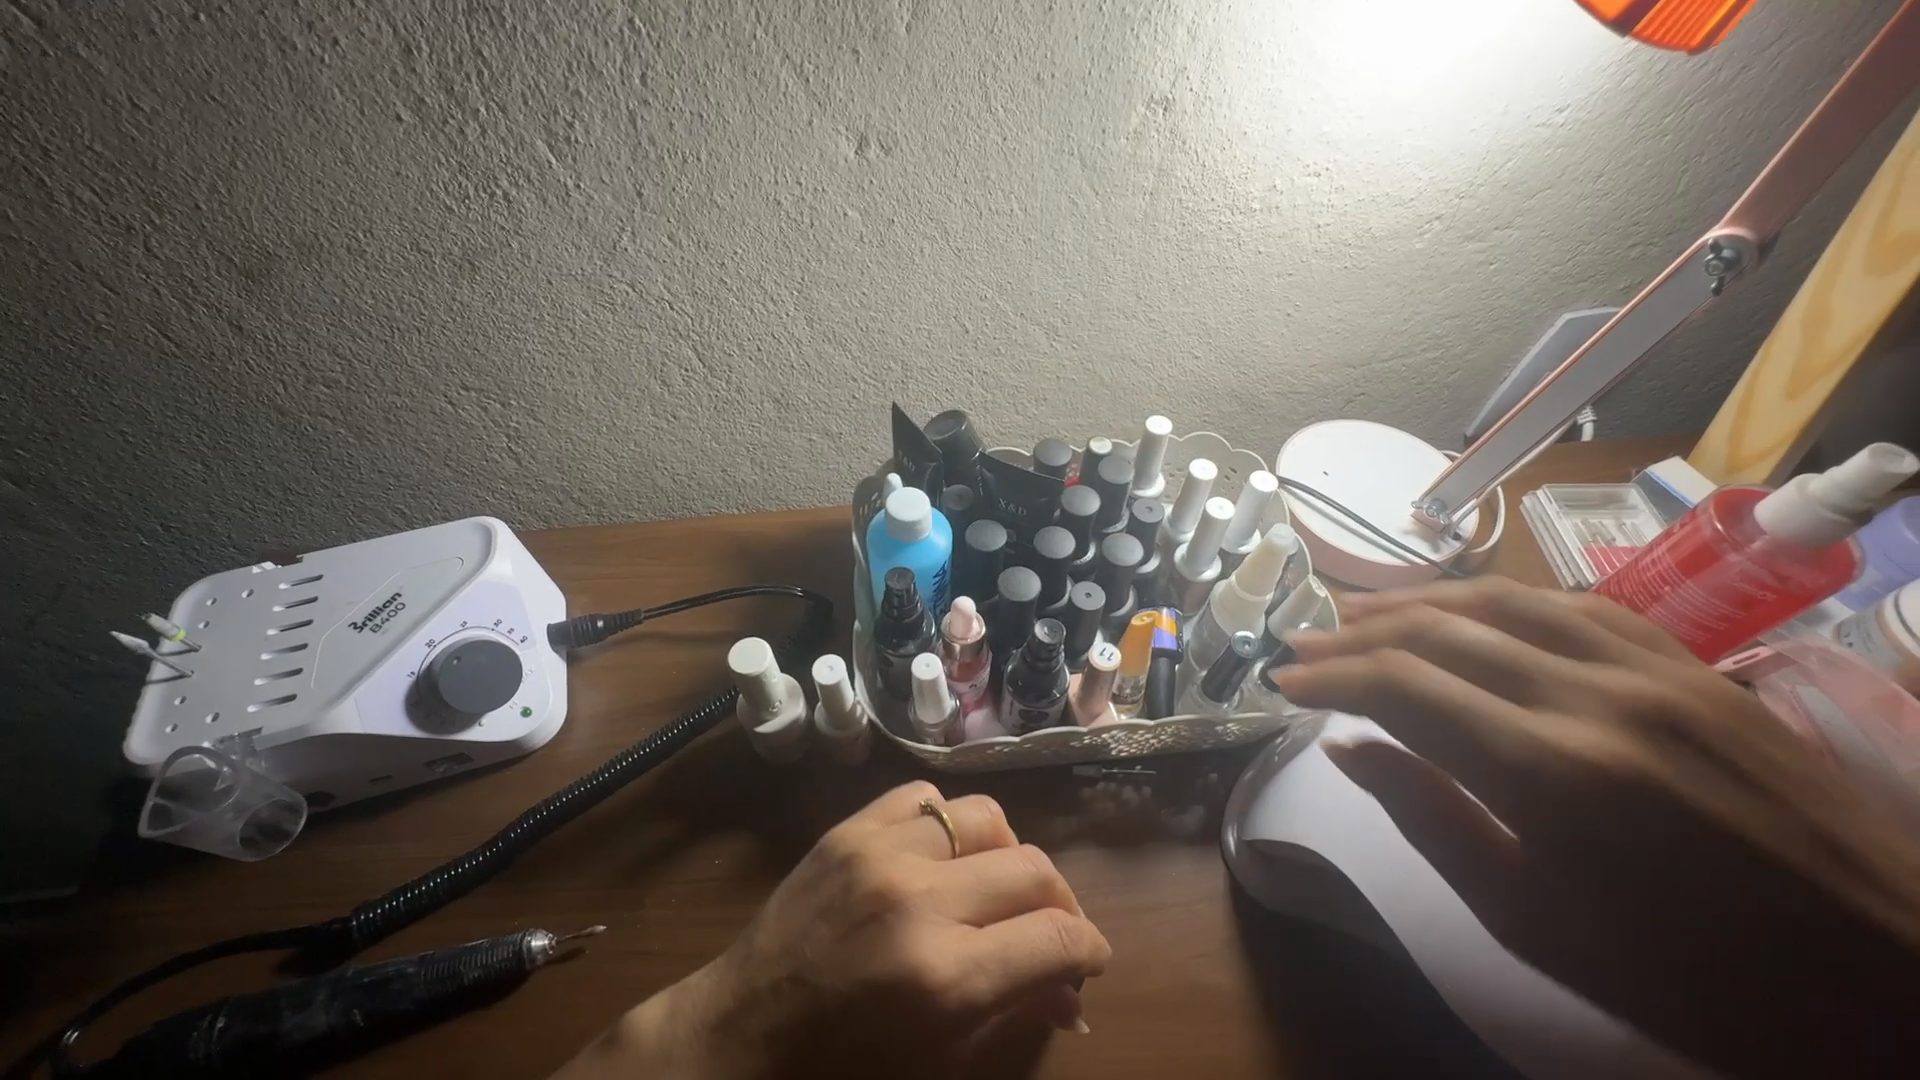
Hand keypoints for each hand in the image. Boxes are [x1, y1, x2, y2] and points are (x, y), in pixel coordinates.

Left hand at [556, 781, 1107, 1079]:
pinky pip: (925, 797)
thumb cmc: (844, 1063)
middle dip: (1061, 902)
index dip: (1089, 948)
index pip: (1056, 938)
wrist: (741, 1030)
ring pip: (986, 816)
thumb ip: (1014, 1010)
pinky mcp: (848, 828)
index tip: (1091, 957)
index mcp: (944, 977)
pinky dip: (948, 823)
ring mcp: (880, 852)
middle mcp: (919, 900)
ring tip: (997, 883)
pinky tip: (943, 854)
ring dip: (1008, 852)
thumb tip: (1073, 988)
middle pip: (1032, 868)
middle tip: (1053, 927)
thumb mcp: (939, 1056)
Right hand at [1273, 577, 1919, 1079]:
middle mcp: (1597, 697)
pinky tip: (1466, 608)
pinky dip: (1499, 598)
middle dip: (1356, 634)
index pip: (1403, 688)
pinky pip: (1575, 603)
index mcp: (1552, 772)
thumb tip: (1346, 749)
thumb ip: (1430, 819)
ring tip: (1357, 608)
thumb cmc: (1695, 977)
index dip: (1330, 677)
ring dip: (1417, 601)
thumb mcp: (1535, 922)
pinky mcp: (1697, 666)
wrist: (1901, 980)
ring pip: (1503, 600)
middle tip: (1302, 643)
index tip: (1283, 683)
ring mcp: (1656, 670)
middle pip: (1441, 632)